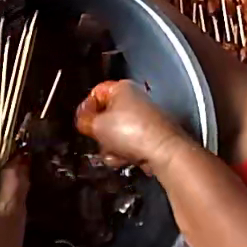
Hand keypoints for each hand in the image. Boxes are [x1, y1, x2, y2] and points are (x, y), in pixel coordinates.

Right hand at [75, 80, 190, 171]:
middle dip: (100, 132)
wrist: (164, 152)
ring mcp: (144, 118)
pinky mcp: (150, 136)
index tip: (84, 121)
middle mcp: (135, 99)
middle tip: (99, 138)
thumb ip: (83, 120)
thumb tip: (83, 121)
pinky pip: (128, 144)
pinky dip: (124, 152)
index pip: (94, 94)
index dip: (86, 109)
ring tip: (114, 151)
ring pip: (115, 133)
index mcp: (121, 88)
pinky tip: (124, 158)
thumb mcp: (95, 125)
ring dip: (110, 146)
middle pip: (105, 116)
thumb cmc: (134, 132)